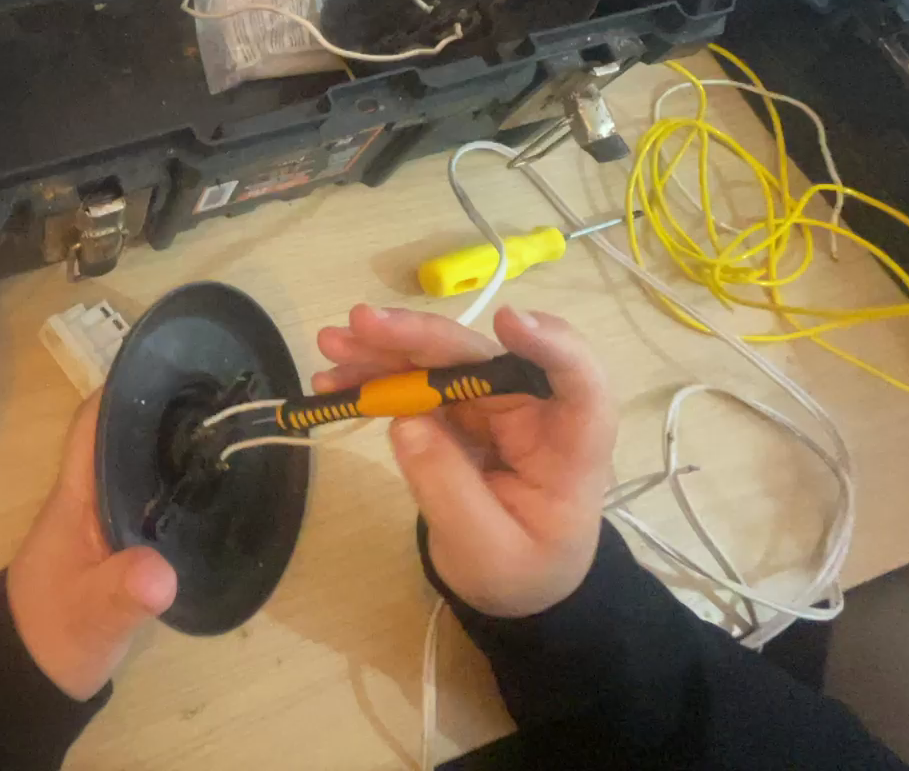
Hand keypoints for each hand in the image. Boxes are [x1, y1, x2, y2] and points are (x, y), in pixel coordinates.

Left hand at [8, 394, 178, 699]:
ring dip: (162, 446)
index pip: (89, 429)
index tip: (159, 371)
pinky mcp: (114, 540)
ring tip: (215, 432)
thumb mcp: (94, 617)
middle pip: (116, 439)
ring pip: (130, 466)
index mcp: (76, 497)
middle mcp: (87, 496)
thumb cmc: (55, 635)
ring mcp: (100, 518)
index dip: (116, 394)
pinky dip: (167, 484)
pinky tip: (202, 488)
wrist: (31, 674)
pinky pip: (141, 496)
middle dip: (153, 413)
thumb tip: (160, 573)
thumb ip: (123, 593)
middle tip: (208, 398)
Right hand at [315, 304, 615, 617]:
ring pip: (436, 359)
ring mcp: (485, 404)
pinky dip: (371, 376)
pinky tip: (332, 380)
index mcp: (566, 444)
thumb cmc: (518, 572)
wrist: (508, 586)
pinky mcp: (451, 408)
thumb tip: (405, 422)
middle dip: (420, 335)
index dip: (548, 344)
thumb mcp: (488, 551)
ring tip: (332, 344)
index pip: (577, 381)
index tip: (507, 321)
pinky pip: (409, 382)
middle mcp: (529, 408)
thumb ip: (448, 489)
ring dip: (382, 348)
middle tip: (360, 323)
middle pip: (480, 356)